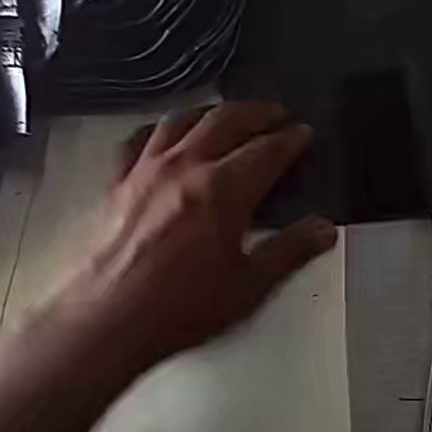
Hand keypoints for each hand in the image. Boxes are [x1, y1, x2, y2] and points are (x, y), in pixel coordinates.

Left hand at [52, 101, 335, 365]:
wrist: (108, 319)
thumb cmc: (178, 309)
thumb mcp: (247, 287)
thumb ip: (288, 252)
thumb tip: (323, 230)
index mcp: (223, 191)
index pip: (267, 151)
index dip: (291, 139)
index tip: (303, 133)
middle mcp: (184, 167)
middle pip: (227, 120)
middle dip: (257, 112)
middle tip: (275, 113)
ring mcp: (146, 169)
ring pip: (183, 120)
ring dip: (212, 111)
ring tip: (227, 115)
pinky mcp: (118, 182)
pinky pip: (140, 140)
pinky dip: (160, 130)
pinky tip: (165, 134)